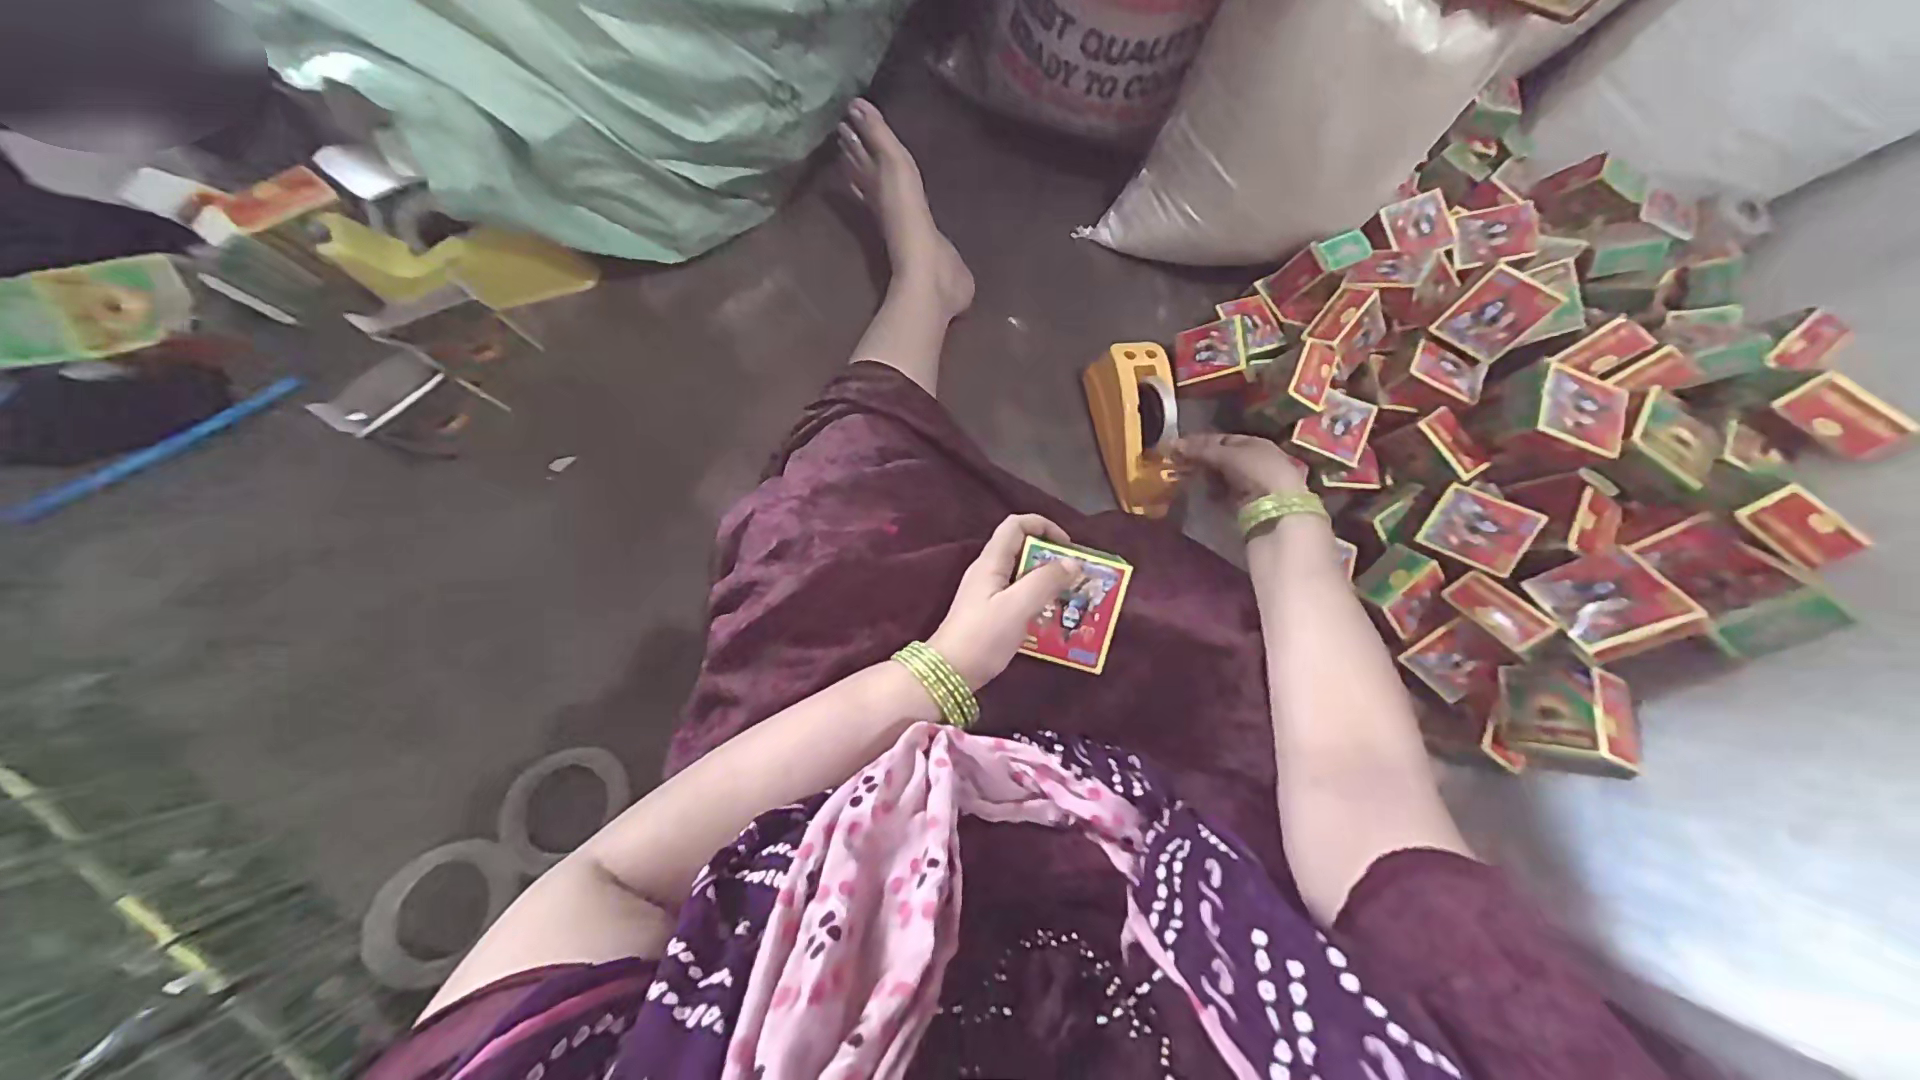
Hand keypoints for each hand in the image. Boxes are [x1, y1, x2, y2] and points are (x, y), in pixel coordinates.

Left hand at [928, 514, 1085, 688]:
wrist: (949, 673)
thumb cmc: (983, 637)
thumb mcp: (1017, 607)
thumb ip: (1045, 582)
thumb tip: (1073, 562)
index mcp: (991, 562)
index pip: (1016, 525)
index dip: (1044, 526)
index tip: (1068, 547)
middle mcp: (988, 571)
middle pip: (1022, 549)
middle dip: (1051, 559)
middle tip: (1075, 578)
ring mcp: (987, 592)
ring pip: (1022, 575)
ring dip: (1047, 582)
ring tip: (1069, 598)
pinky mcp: (990, 612)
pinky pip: (1018, 596)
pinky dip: (1037, 600)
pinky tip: (1051, 618)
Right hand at [1173, 434, 1308, 504]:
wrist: (1277, 505)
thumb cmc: (1255, 470)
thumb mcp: (1227, 455)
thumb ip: (1201, 450)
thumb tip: (1173, 443)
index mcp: (1253, 443)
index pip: (1221, 439)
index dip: (1200, 442)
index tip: (1178, 448)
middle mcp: (1253, 459)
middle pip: (1220, 457)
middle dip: (1200, 460)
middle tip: (1177, 463)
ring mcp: (1251, 480)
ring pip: (1221, 474)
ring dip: (1205, 476)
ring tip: (1186, 478)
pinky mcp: (1246, 500)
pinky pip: (1224, 491)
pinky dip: (1212, 491)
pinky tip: (1202, 493)